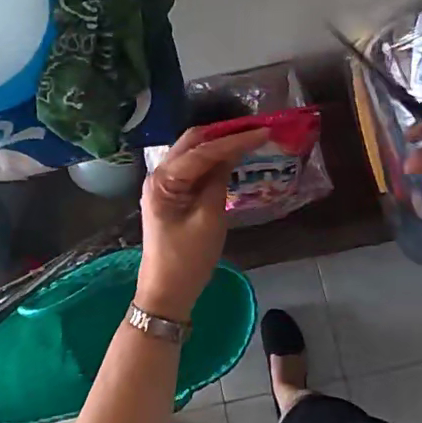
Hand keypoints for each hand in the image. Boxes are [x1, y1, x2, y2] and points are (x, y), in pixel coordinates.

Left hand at [135, 126, 269, 320]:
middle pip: (193, 142)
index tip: (263, 131)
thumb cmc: (187, 260)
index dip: (234, 140)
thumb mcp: (209, 219)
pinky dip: (213, 160)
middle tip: (256, 128)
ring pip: (193, 152)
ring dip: (219, 144)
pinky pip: (194, 168)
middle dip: (225, 133)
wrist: (167, 293)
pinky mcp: (171, 195)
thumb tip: (231, 156)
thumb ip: (219, 182)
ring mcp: (163, 184)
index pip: (203, 151)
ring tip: (249, 138)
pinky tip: (232, 159)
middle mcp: (159, 175)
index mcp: (163, 180)